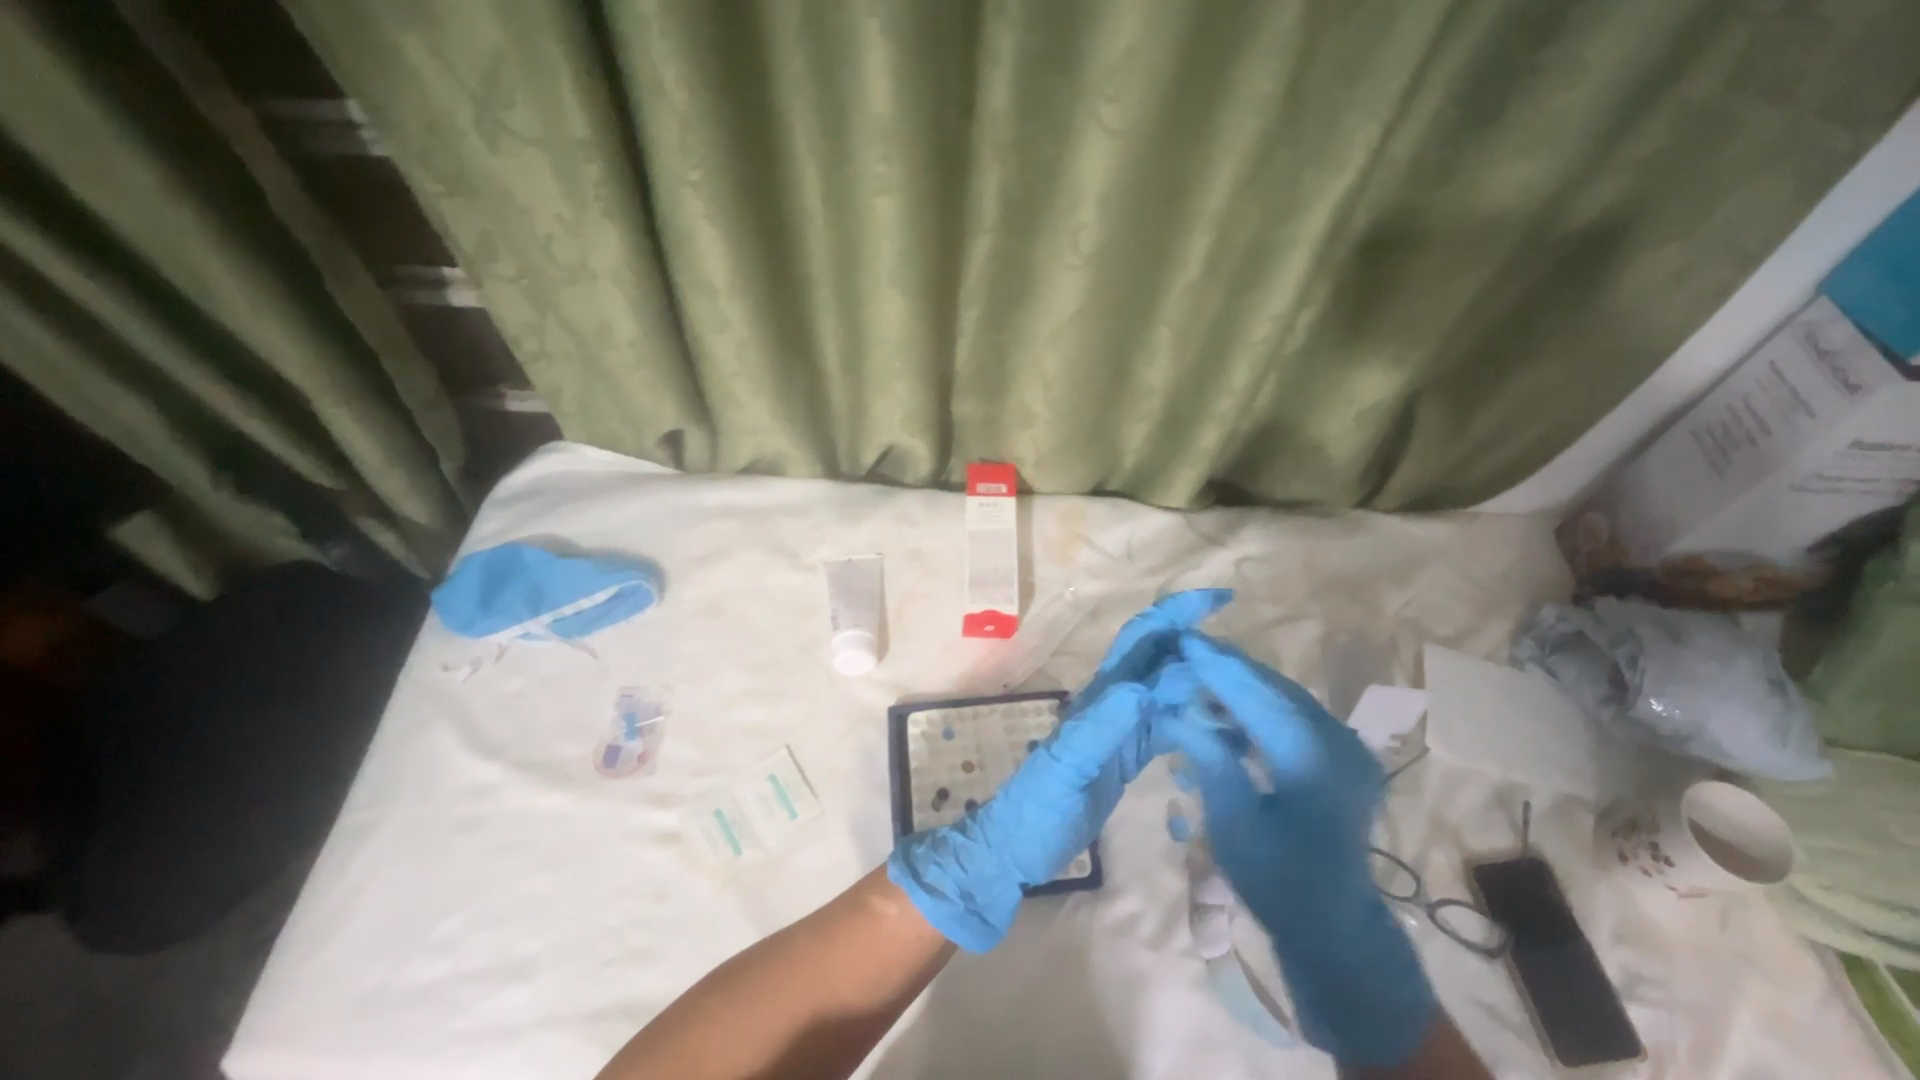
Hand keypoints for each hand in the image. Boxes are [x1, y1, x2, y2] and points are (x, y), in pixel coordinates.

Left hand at [888, 590, 1230, 951]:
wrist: (1017, 848)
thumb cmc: (1037, 807)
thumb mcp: (1068, 767)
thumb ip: (1101, 728)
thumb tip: (1141, 687)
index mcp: (1099, 697)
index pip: (1142, 640)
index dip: (1176, 614)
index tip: (1221, 599)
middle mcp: (1113, 704)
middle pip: (1161, 661)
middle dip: (1201, 647)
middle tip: (1251, 659)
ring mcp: (1121, 731)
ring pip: (1169, 692)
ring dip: (1204, 684)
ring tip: (1248, 691)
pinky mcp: (1128, 758)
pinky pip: (1168, 727)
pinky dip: (1197, 723)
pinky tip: (1224, 732)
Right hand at [1160, 632, 1435, 1068]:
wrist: (1333, 925)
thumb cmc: (1276, 880)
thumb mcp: (1231, 819)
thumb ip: (1207, 755)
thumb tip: (1172, 708)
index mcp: (1312, 756)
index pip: (1255, 694)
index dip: (1216, 665)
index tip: (1181, 639)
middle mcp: (1339, 741)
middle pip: (1274, 688)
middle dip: (1228, 668)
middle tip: (1184, 650)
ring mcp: (1347, 748)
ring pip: (1285, 699)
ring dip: (1241, 688)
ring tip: (1196, 678)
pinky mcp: (1344, 758)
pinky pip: (1295, 718)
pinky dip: (1259, 710)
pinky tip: (1227, 714)